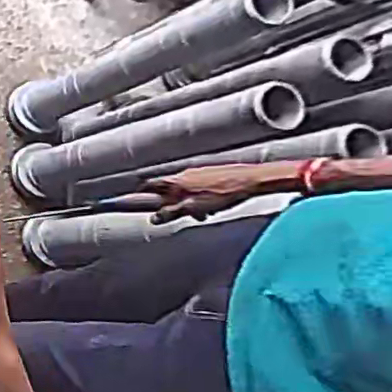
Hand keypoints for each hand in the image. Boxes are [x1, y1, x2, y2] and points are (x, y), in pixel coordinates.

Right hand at [142, 161, 300, 222]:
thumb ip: (171, 213)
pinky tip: (213, 204)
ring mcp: (199, 172)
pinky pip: (199, 185)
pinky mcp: (214, 173)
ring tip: (200, 212)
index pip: (149, 185)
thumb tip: (155, 218)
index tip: (138, 198)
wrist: (254, 180)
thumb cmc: (224, 194)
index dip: (141, 192)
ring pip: (185, 187)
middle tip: (176, 213)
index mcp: (174, 182)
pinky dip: (200, 195)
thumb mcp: (193, 208)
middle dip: (169, 201)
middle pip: (167, 187)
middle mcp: (184, 175)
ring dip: (187, 199)